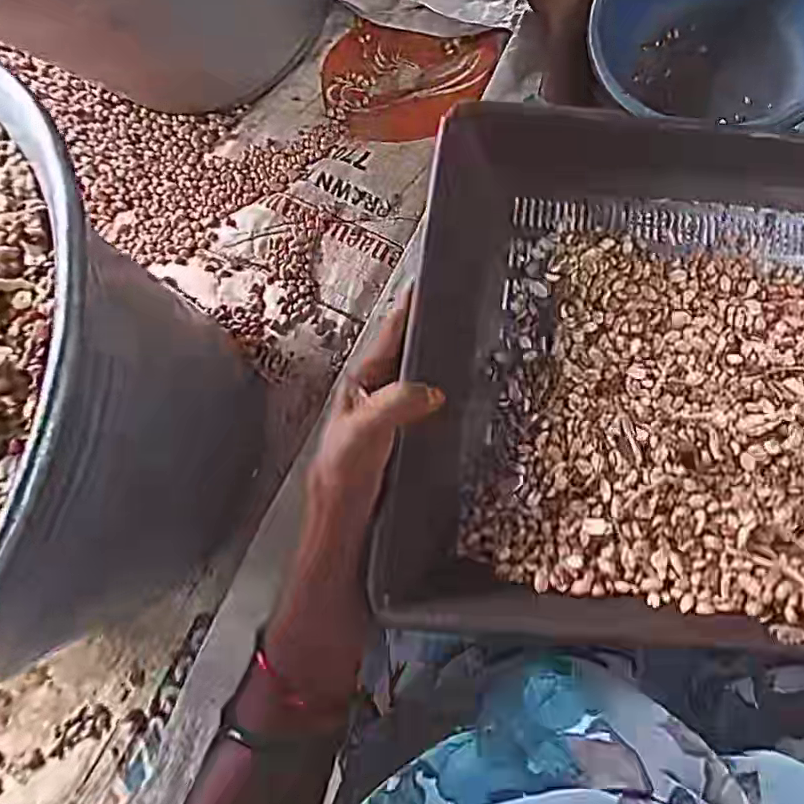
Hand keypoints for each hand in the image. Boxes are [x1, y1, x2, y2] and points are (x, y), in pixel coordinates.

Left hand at [303, 289, 444, 543]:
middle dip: (429, 328)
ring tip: (462, 343)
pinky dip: (445, 391)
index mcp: (362, 382)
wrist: (345, 518)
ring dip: (438, 360)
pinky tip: (459, 394)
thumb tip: (431, 389)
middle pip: (408, 350)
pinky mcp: (406, 432)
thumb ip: (396, 403)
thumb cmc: (341, 475)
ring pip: (420, 375)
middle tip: (454, 309)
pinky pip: (429, 401)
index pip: (390, 334)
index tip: (426, 285)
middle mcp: (377, 392)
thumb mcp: (366, 431)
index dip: (409, 308)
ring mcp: (391, 412)